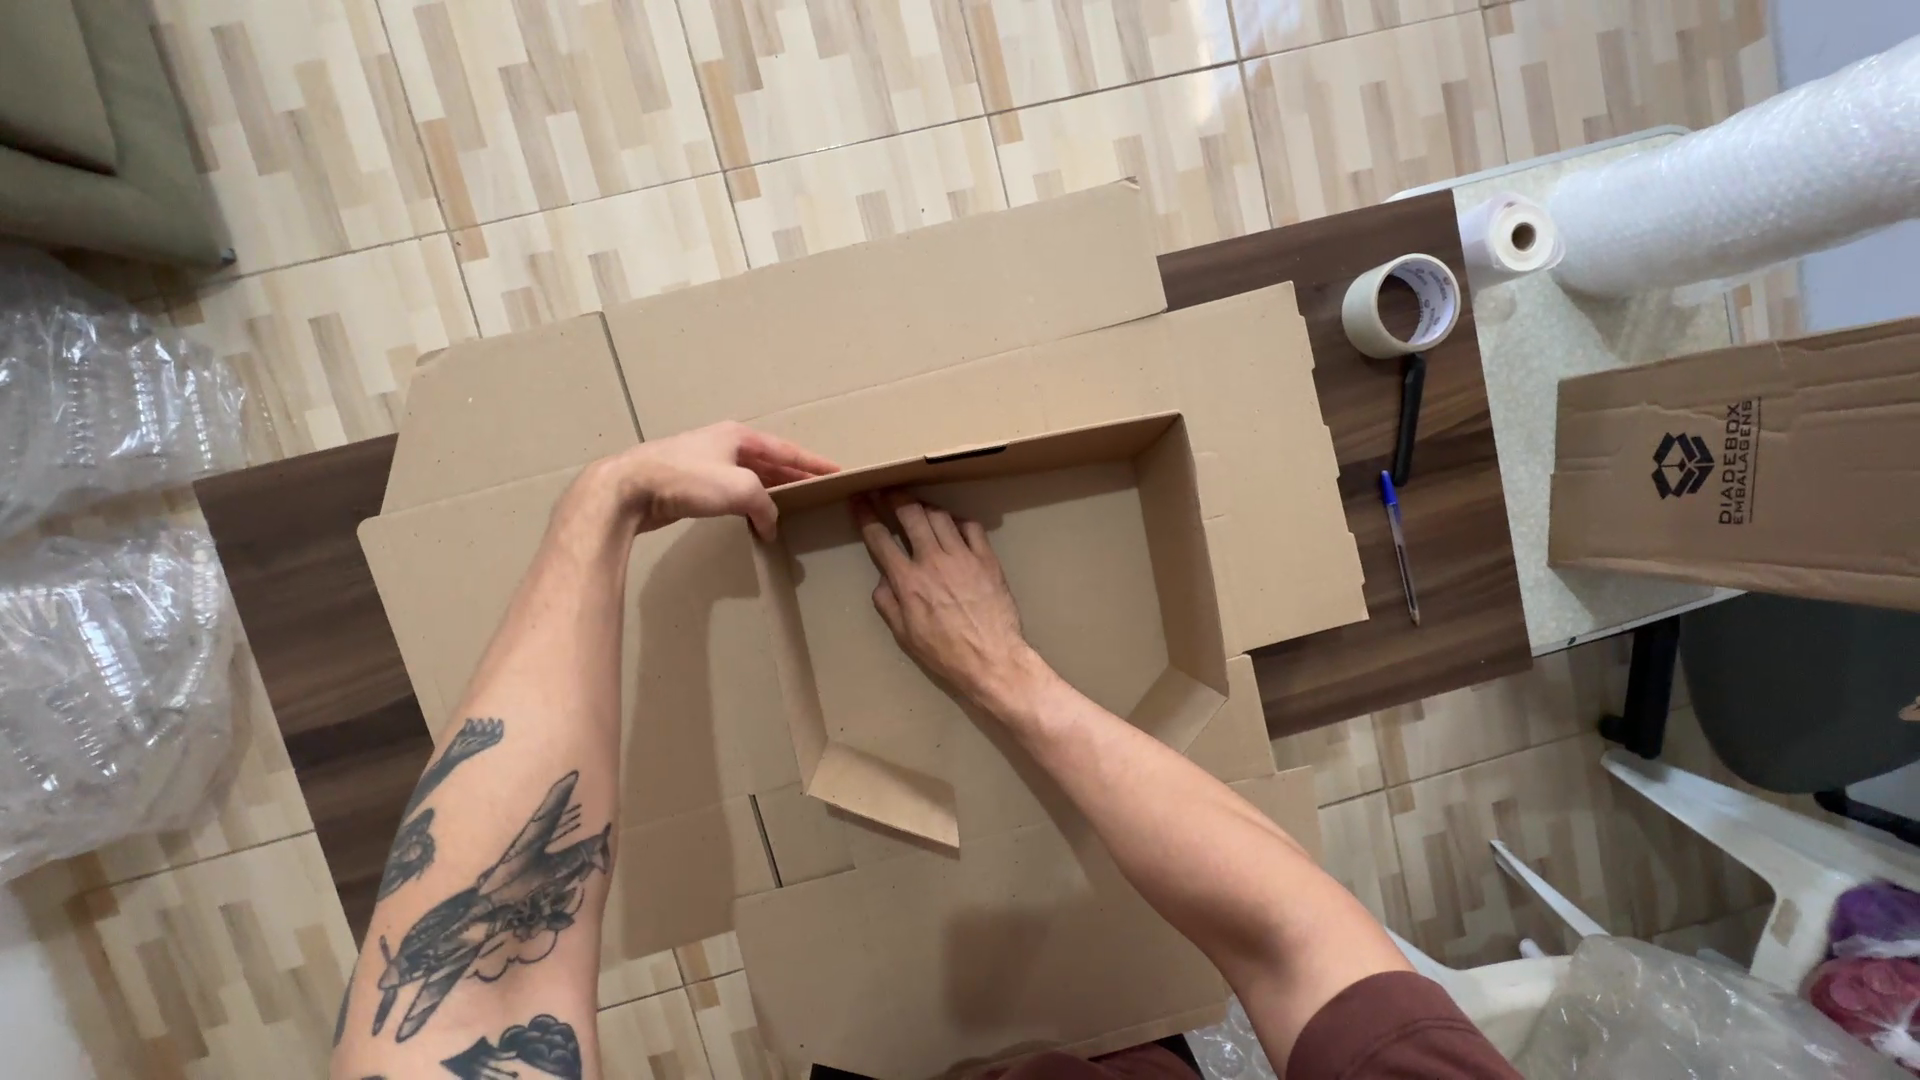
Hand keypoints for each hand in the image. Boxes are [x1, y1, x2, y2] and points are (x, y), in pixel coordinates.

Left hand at [579, 422, 837, 539]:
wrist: (629, 488)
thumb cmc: (688, 480)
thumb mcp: (740, 489)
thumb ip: (765, 506)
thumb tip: (770, 524)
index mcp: (739, 436)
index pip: (787, 450)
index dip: (813, 462)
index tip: (836, 471)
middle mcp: (724, 444)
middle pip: (768, 462)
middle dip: (793, 476)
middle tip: (816, 491)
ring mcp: (704, 462)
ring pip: (748, 476)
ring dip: (768, 491)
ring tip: (789, 505)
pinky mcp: (688, 483)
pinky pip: (729, 490)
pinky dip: (747, 501)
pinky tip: (752, 515)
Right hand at [855, 491, 1042, 710]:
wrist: (991, 658)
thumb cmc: (944, 652)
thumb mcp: (904, 635)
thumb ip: (888, 603)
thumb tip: (883, 579)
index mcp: (908, 581)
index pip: (880, 538)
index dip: (865, 515)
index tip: (858, 500)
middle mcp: (932, 561)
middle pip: (910, 514)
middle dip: (894, 497)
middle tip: (887, 491)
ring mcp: (962, 556)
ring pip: (939, 515)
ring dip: (924, 506)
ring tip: (918, 507)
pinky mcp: (986, 558)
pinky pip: (971, 526)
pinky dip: (958, 520)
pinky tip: (953, 524)